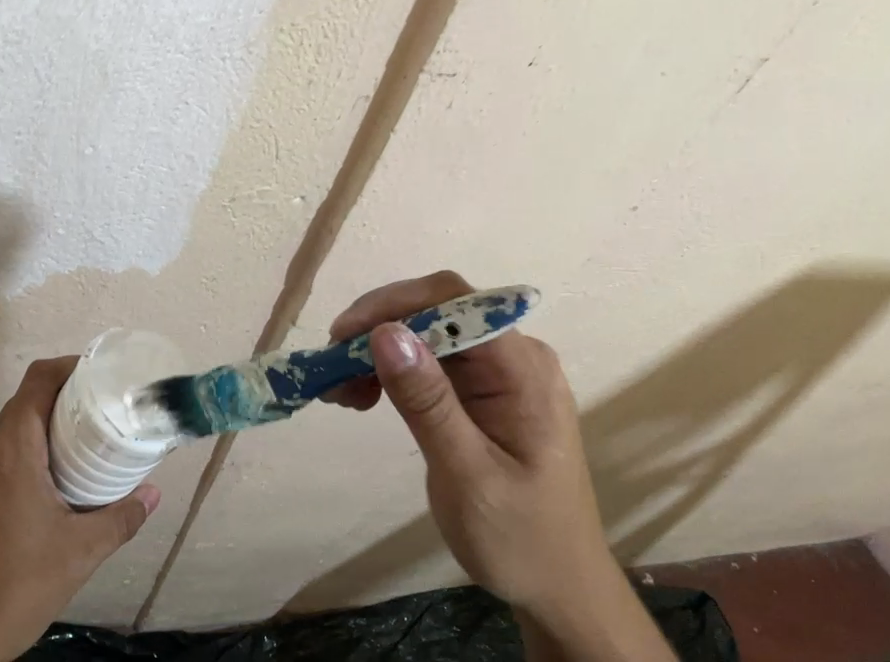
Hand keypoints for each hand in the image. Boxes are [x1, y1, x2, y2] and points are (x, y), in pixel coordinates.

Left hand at [0, 357, 159, 661]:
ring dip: (50, 426)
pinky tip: (60, 479)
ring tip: (91, 444)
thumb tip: (153, 494)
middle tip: (109, 412)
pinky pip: (3, 451)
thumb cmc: (17, 584)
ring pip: (15, 426)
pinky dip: (33, 449)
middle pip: (29, 399)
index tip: (106, 377)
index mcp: (11, 446)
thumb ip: (121, 517)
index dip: (72, 367)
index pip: (39, 378)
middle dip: (69, 398)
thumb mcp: (80, 551)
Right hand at [330, 272, 672, 661]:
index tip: (341, 337)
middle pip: (434, 312)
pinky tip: (362, 398)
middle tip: (332, 372)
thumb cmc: (520, 538)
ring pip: (423, 335)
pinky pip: (427, 362)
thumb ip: (428, 402)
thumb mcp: (467, 474)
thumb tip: (385, 332)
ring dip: (376, 354)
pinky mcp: (480, 392)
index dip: (392, 305)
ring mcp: (497, 373)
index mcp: (522, 368)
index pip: (452, 301)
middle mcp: (512, 357)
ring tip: (341, 394)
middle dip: (376, 332)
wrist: (558, 588)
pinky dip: (389, 374)